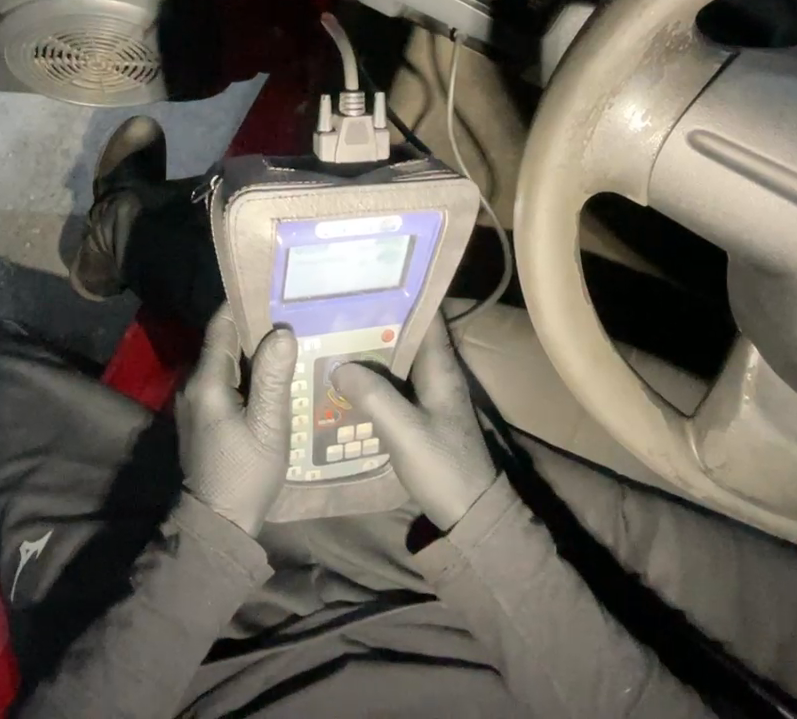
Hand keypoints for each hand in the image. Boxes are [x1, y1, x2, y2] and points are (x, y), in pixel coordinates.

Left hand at [176, 305, 296, 535]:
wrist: (218, 524)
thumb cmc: (244, 474)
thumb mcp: (267, 427)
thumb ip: (274, 379)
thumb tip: (282, 331)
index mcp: (207, 382)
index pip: (222, 327)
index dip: (244, 304)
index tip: (273, 286)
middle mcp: (194, 385)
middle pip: (225, 343)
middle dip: (255, 325)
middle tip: (292, 309)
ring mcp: (196, 403)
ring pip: (227, 362)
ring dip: (254, 350)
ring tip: (290, 335)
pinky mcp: (204, 418)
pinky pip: (226, 381)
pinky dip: (248, 372)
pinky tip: (275, 373)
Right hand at [331, 315, 497, 529]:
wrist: (469, 514)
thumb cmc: (443, 466)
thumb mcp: (404, 430)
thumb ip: (372, 395)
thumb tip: (337, 367)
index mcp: (440, 368)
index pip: (426, 316)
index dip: (401, 295)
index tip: (367, 281)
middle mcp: (435, 375)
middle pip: (403, 336)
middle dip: (372, 322)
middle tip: (332, 309)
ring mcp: (426, 396)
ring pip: (393, 362)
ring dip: (367, 351)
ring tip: (328, 338)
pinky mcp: (417, 416)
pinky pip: (388, 387)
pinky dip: (367, 379)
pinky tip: (340, 381)